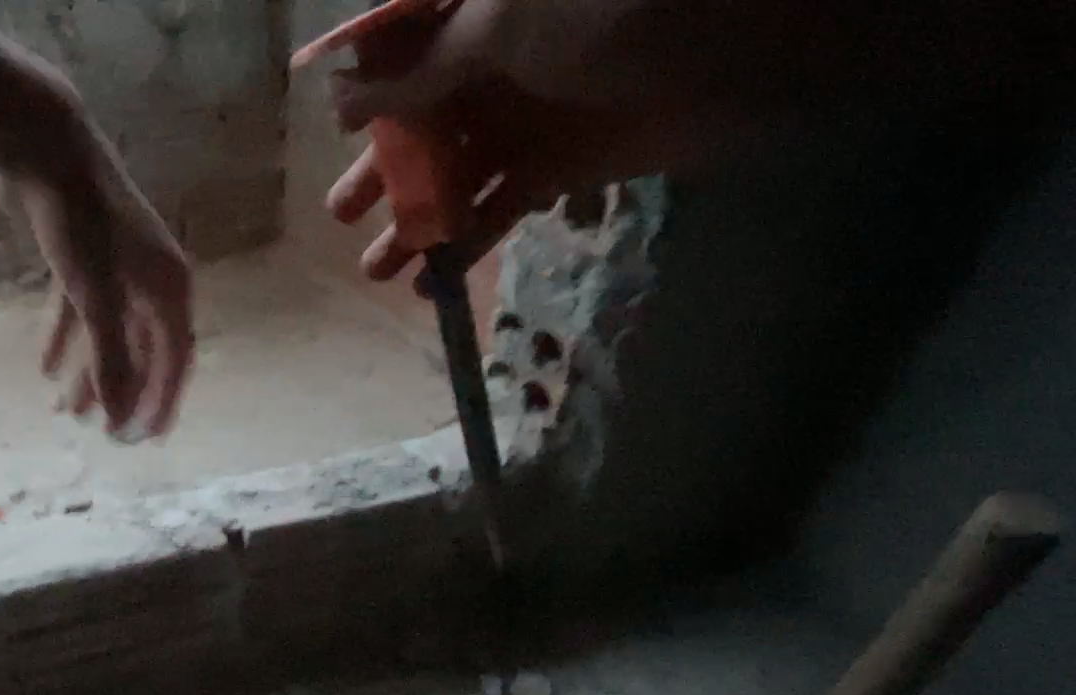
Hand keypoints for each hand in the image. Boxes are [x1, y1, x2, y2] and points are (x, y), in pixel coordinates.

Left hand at [0, 124, 193, 440]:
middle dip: (120, 393)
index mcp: (170, 289)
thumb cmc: (80, 226)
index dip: (161, 402)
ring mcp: (117, 267)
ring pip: (108, 334)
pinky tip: (44, 368)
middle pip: (141, 351)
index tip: (142, 440)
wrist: (40, 146)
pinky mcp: (82, 257)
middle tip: (101, 432)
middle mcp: (151, 280)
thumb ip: (112, 362)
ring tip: (65, 412)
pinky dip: (64, 339)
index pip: (176, 360)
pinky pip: (79, 311)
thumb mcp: (99, 300)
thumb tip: (124, 421)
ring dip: (89, 373)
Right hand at [323, 0, 724, 282]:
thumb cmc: (609, 7)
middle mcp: (489, 65)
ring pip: (448, 179)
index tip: (333, 129)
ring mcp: (521, 121)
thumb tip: (340, 101)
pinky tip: (430, 286)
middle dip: (378, 174)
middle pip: (415, 126)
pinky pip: (494, 214)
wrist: (742, 44)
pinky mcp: (553, 170)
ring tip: (373, 270)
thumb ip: (419, 71)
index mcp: (472, 13)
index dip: (364, 90)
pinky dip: (463, 251)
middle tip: (340, 215)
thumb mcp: (500, 25)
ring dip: (411, 224)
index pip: (399, 50)